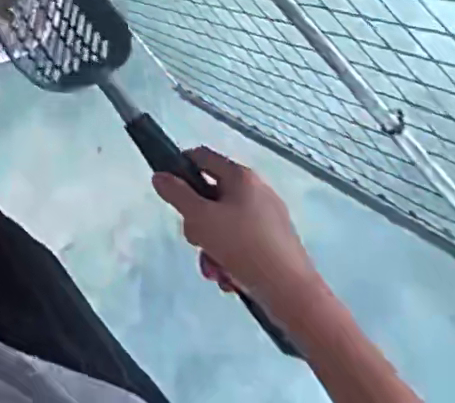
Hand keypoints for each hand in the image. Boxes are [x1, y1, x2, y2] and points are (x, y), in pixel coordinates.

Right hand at [153, 146, 323, 317]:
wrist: (295, 297)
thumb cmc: (244, 248)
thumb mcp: (200, 219)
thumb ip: (176, 195)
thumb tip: (160, 176)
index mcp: (240, 177)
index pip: (202, 156)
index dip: (180, 168)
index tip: (169, 191)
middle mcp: (256, 191)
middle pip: (211, 195)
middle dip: (197, 222)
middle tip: (195, 241)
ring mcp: (269, 219)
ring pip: (224, 224)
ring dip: (212, 247)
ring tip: (214, 270)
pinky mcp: (276, 245)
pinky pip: (242, 243)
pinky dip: (231, 259)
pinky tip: (229, 279)